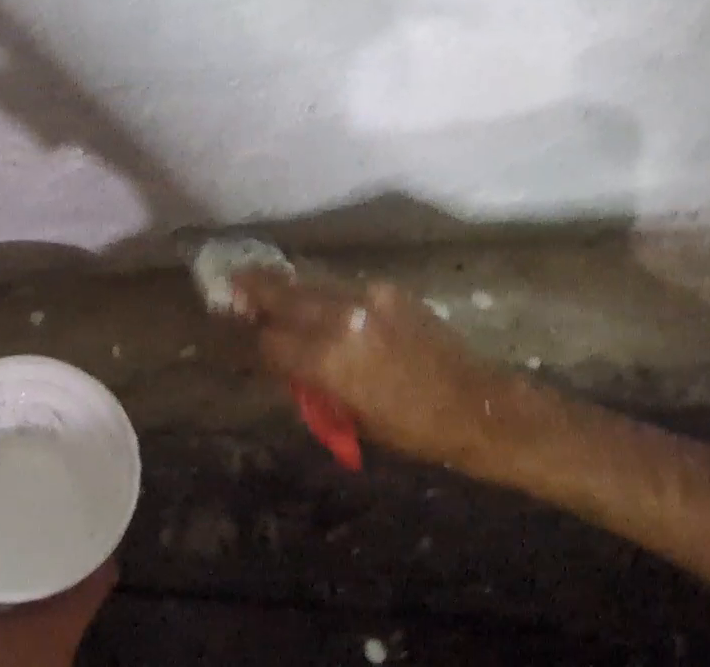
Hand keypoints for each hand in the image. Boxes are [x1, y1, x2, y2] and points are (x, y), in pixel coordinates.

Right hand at [231, 269, 547, 477]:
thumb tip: (284, 360)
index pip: (270, 342)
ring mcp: (367, 298)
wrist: (480, 406)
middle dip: (253, 289)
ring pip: (311, 284)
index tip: (230, 329)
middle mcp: (342, 320)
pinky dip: (323, 292)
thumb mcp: (352, 415)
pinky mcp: (388, 290)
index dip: (248, 339)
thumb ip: (313, 382)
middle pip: (283, 296)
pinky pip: (342, 287)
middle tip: (230, 280)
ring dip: (285, 285)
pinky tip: (316, 297)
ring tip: (260, 279)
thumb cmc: (414, 429)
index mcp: (329, 360)